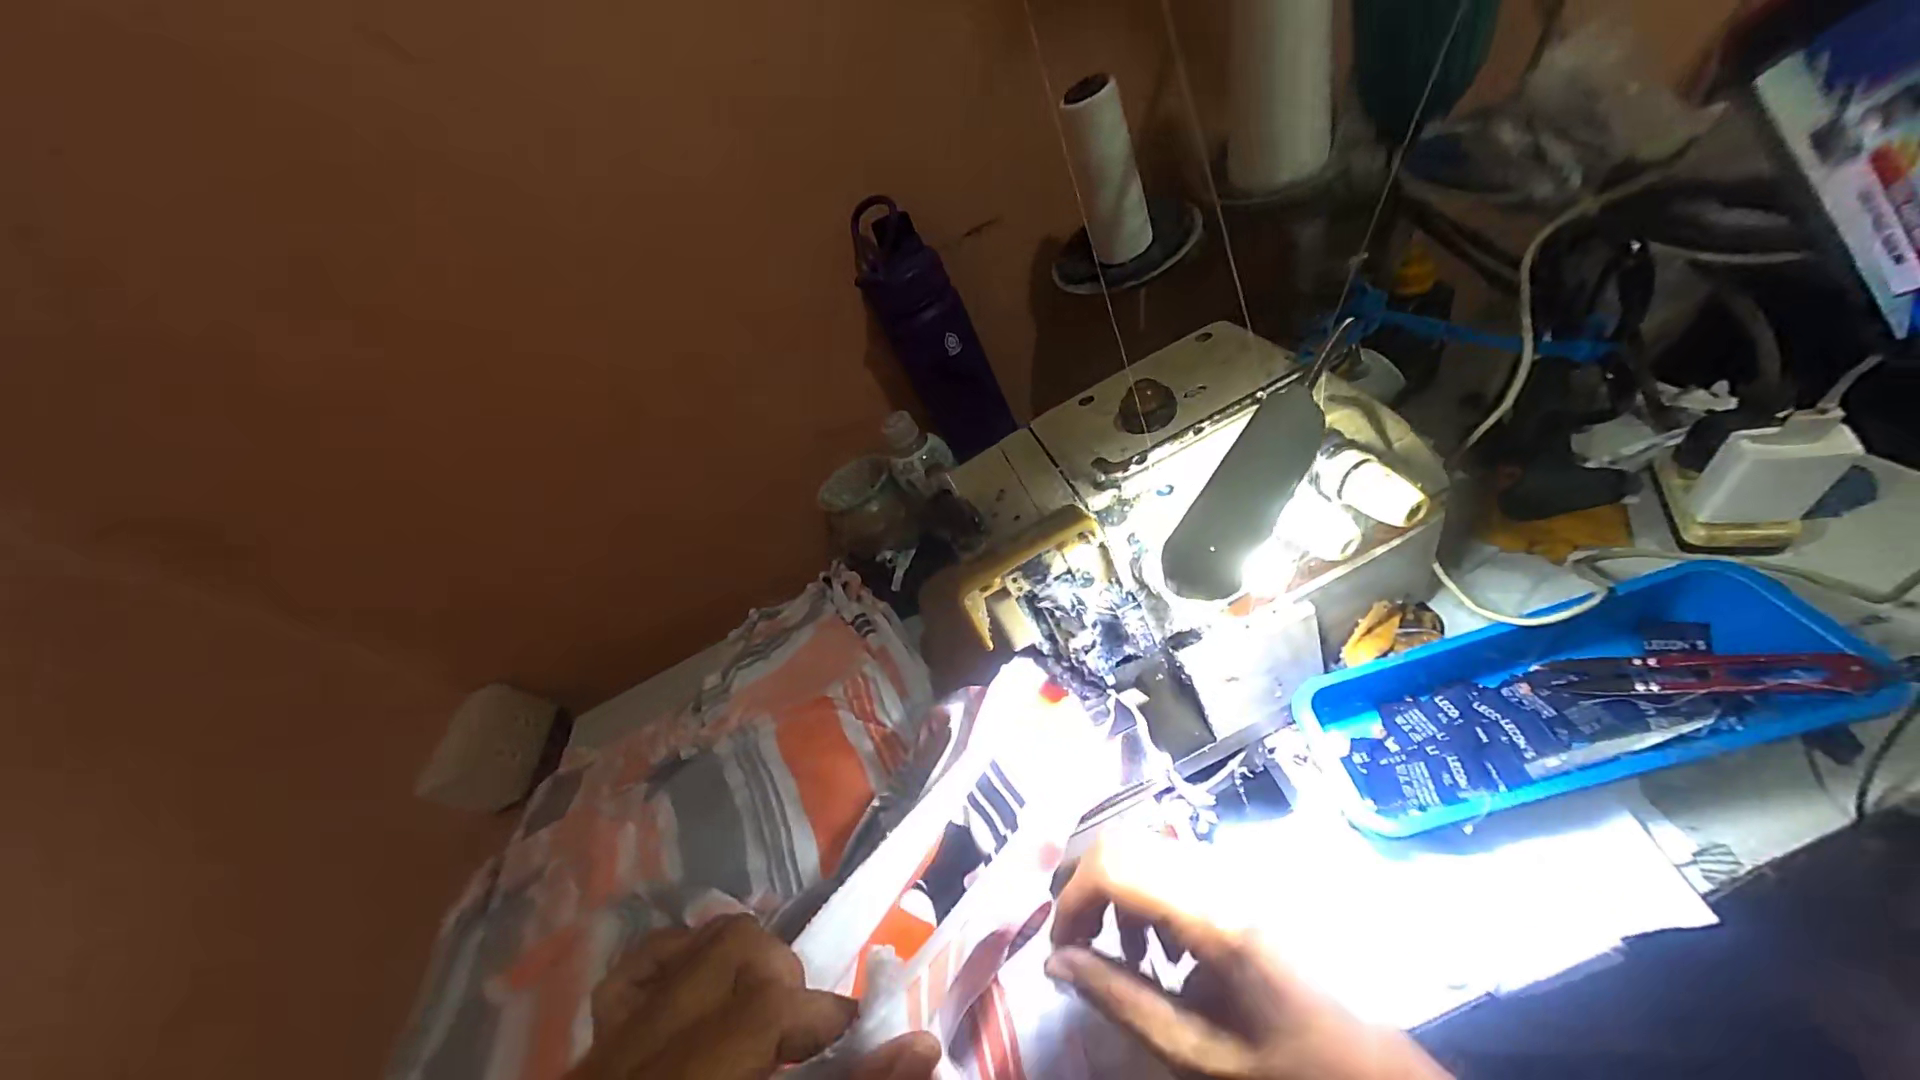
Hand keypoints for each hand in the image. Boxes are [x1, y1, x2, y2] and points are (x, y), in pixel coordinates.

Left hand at [566, 914, 940, 1079]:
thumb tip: (923, 1047)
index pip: (763, 1010)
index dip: (823, 1014)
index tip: (849, 1036)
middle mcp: (635, 1061)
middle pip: (732, 951)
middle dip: (785, 979)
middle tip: (801, 1036)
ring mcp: (603, 1050)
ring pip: (691, 943)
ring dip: (746, 961)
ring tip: (763, 1013)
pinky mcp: (592, 1047)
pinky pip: (642, 966)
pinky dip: (687, 962)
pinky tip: (712, 999)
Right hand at [1047, 833, 1451, 1079]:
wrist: (1374, 1068)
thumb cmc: (1288, 1068)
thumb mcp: (1197, 1053)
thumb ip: (1120, 999)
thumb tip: (1055, 960)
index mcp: (1214, 915)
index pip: (1114, 863)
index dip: (1071, 900)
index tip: (1062, 950)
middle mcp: (1219, 873)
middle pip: (1122, 841)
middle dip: (1086, 890)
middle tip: (1084, 947)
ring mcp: (1232, 869)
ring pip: (1142, 846)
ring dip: (1115, 892)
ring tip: (1131, 957)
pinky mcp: (1238, 877)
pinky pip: (1170, 861)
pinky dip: (1145, 892)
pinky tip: (1164, 947)